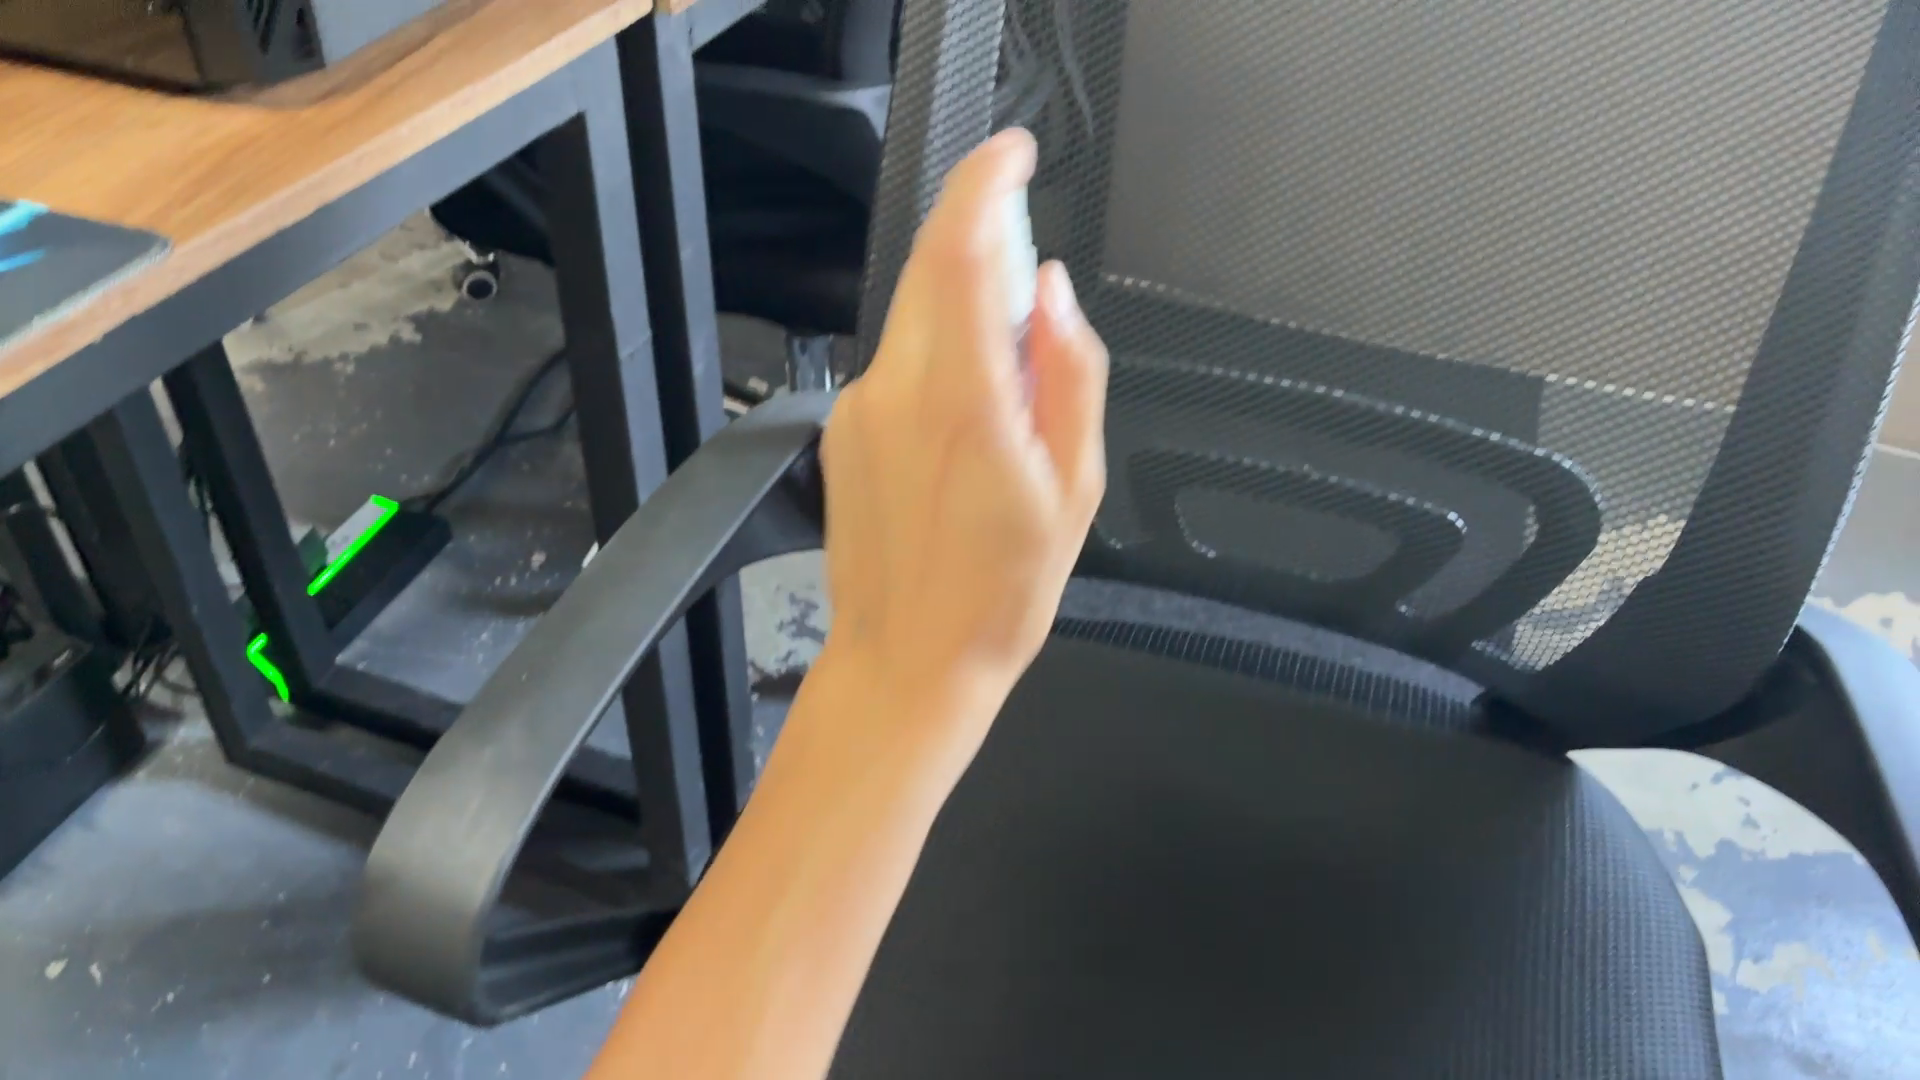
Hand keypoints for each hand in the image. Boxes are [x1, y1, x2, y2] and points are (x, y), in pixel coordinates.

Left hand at [815, 129, 1109, 726]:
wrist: (907, 659)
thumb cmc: (997, 594)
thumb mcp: (1075, 488)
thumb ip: (1071, 373)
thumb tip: (1054, 295)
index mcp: (965, 400)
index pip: (962, 248)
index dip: (987, 183)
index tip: (1013, 156)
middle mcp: (898, 390)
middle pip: (933, 270)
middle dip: (985, 251)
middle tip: (1031, 299)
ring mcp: (860, 408)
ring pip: (915, 316)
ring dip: (965, 317)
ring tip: (1005, 399)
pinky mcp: (843, 428)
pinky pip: (896, 363)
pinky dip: (937, 359)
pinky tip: (963, 431)